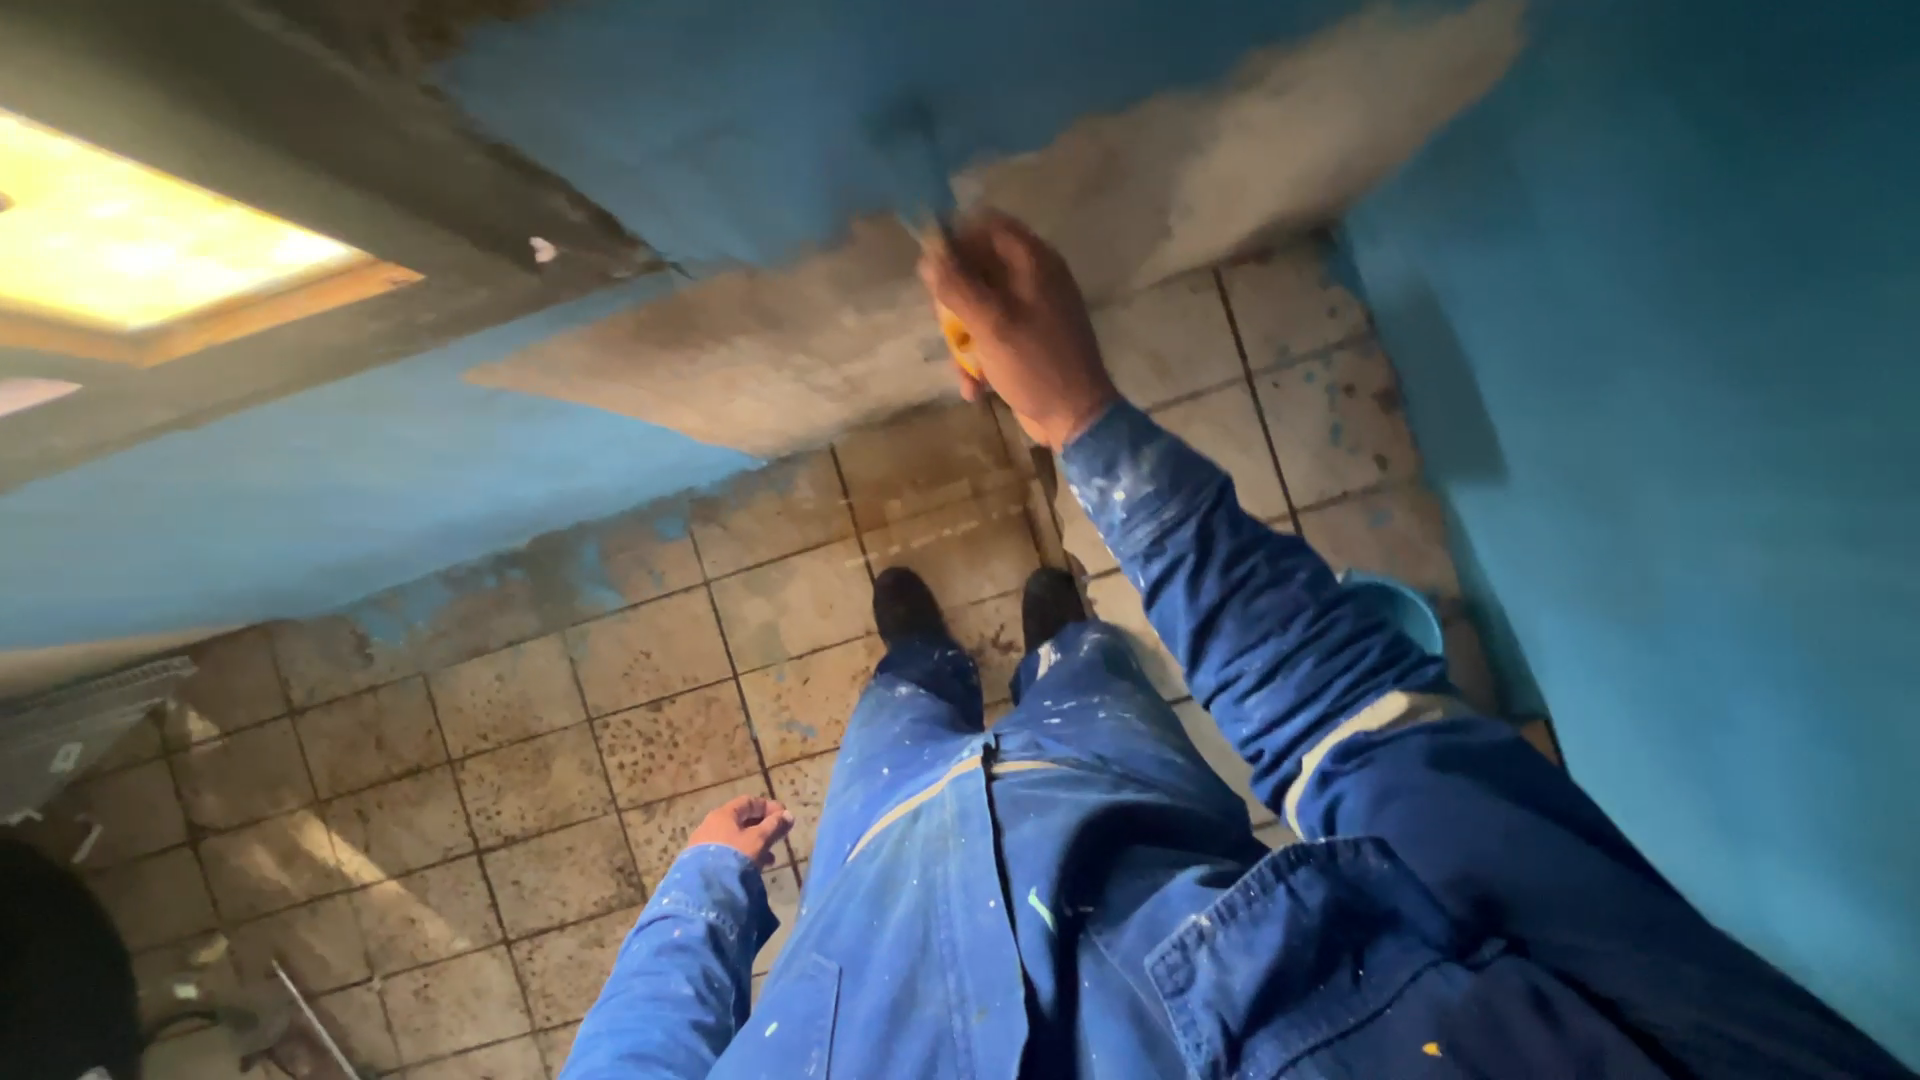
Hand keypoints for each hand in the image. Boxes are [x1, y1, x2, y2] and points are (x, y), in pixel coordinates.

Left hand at [687, 795, 794, 868]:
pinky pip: (726, 853)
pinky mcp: (700, 864)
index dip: (768, 806)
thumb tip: (788, 815)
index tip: (784, 816)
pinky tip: (752, 869)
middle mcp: (710, 825)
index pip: (748, 802)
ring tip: (769, 859)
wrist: (704, 891)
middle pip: (741, 821)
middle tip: (778, 838)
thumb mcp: (759, 840)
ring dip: (754, 845)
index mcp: (723, 814)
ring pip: (734, 839)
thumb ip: (774, 826)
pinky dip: (742, 856)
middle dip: (763, 828)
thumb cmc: (735, 857)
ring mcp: (703, 845)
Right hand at [917, 212, 1120, 448]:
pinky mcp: (1028, 342)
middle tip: (948, 327)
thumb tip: (928, 256)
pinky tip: (976, 386)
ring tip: (964, 369)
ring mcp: (1033, 312)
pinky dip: (981, 359)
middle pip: (979, 268)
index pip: (988, 225)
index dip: (957, 241)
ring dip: (964, 340)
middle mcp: (1035, 280)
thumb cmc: (1035, 365)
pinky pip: (993, 337)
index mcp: (1033, 262)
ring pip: (980, 307)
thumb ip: (957, 286)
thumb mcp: (991, 324)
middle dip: (955, 301)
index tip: (936, 272)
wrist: (1074, 418)